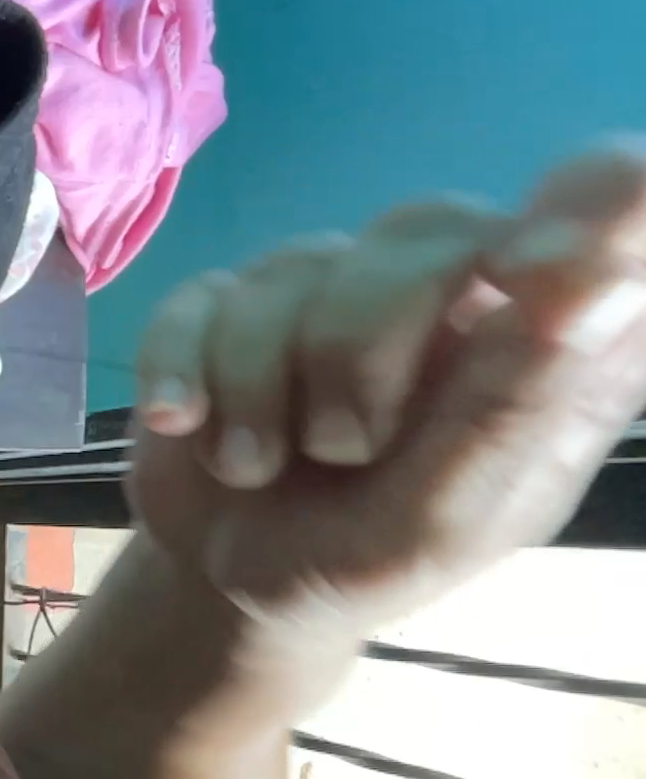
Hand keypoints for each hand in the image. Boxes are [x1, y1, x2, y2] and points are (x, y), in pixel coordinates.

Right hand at [130, 144, 645, 635]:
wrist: (216, 580)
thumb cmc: (348, 561)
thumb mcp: (440, 518)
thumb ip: (512, 406)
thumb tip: (599, 274)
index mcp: (534, 336)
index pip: (602, 198)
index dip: (577, 210)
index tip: (531, 269)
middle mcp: (430, 292)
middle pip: (418, 229)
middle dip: (355, 351)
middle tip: (336, 449)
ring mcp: (310, 299)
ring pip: (288, 270)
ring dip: (253, 387)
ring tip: (248, 467)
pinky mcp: (212, 317)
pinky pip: (192, 304)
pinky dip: (176, 367)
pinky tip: (179, 422)